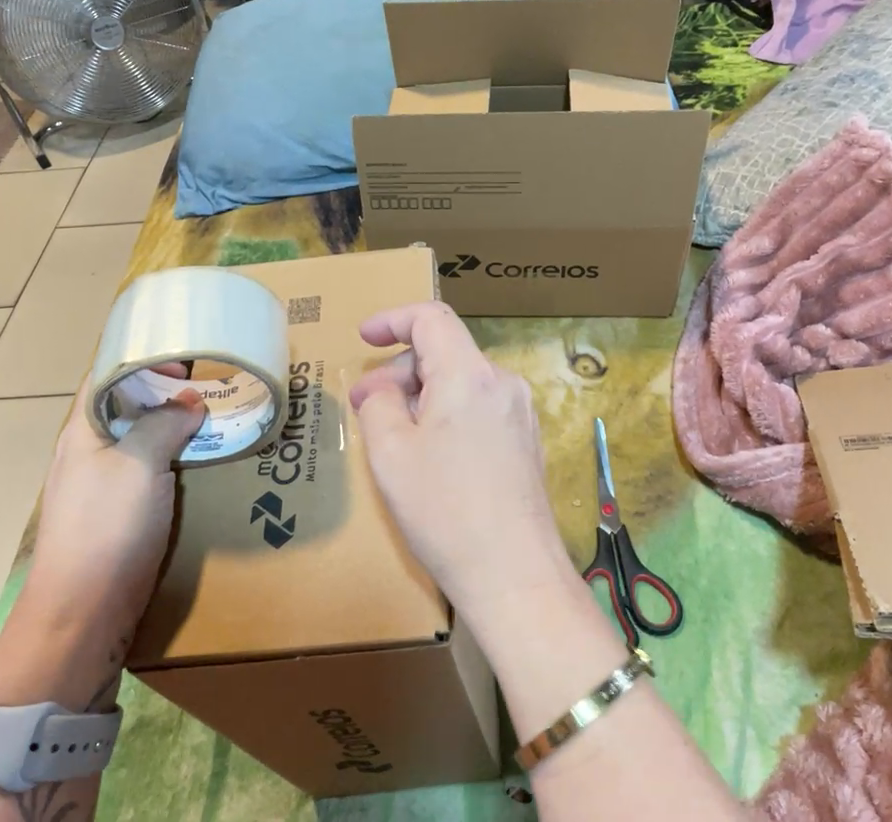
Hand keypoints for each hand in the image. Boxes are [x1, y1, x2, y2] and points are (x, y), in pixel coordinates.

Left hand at [20, 374, 205, 635]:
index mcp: (84, 430)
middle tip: (213, 388)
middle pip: (129, 407)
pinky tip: (204, 464)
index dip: (142, 360)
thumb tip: (190, 400)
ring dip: (177, 428)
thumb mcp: (138, 463)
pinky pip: (152, 473)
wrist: (84, 608)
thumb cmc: (106, 526)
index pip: (107, 376)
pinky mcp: (123, 514)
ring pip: (144, 441)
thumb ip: (164, 423)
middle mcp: (91, 451)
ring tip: (218, 421)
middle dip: (168, 393)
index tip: (185, 359)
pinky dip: (178, 460)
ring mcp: (106, 484)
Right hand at [349, 302, 576, 625]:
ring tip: (393, 436)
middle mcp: (503, 384)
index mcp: (470, 375)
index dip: (392, 319)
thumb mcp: (390, 454)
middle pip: (446, 352)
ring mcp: (521, 414)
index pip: (432, 318)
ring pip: (463, 383)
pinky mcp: (527, 443)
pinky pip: (480, 409)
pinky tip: (430, 456)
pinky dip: (448, 415)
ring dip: (423, 395)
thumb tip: (383, 389)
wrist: (514, 574)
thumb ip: (378, 403)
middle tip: (365, 406)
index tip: (363, 337)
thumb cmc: (445, 511)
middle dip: (400, 370)